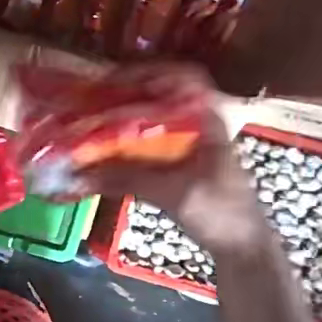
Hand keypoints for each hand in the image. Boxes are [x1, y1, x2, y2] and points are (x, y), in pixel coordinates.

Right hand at [77, 65, 270, 254]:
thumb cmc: (221, 213)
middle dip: (125, 97)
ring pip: (152, 122)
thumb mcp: (173, 193)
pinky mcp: (180, 167)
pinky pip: (148, 146)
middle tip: (93, 101)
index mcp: (208, 121)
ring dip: (122, 122)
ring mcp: (190, 147)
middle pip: (161, 98)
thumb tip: (77, 173)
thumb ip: (126, 179)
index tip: (115, 79)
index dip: (150, 72)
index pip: (184, 77)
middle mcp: (199, 127)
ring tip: (91, 123)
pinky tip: (103, 153)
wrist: (244, 250)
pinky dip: (125, 146)